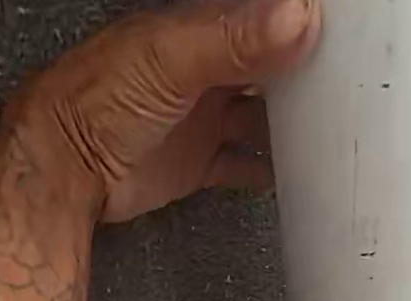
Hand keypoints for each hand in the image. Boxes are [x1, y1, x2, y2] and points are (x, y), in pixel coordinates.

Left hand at [5, 0, 318, 222]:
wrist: (70, 170)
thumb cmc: (99, 103)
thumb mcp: (174, 59)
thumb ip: (235, 40)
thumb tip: (296, 18)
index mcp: (200, 29)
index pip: (262, 16)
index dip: (297, 22)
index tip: (334, 33)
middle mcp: (204, 71)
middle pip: (266, 67)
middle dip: (301, 73)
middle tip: (340, 84)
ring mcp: (201, 119)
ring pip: (258, 117)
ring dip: (287, 127)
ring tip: (323, 132)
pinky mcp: (195, 163)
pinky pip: (239, 164)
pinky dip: (262, 170)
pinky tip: (283, 173)